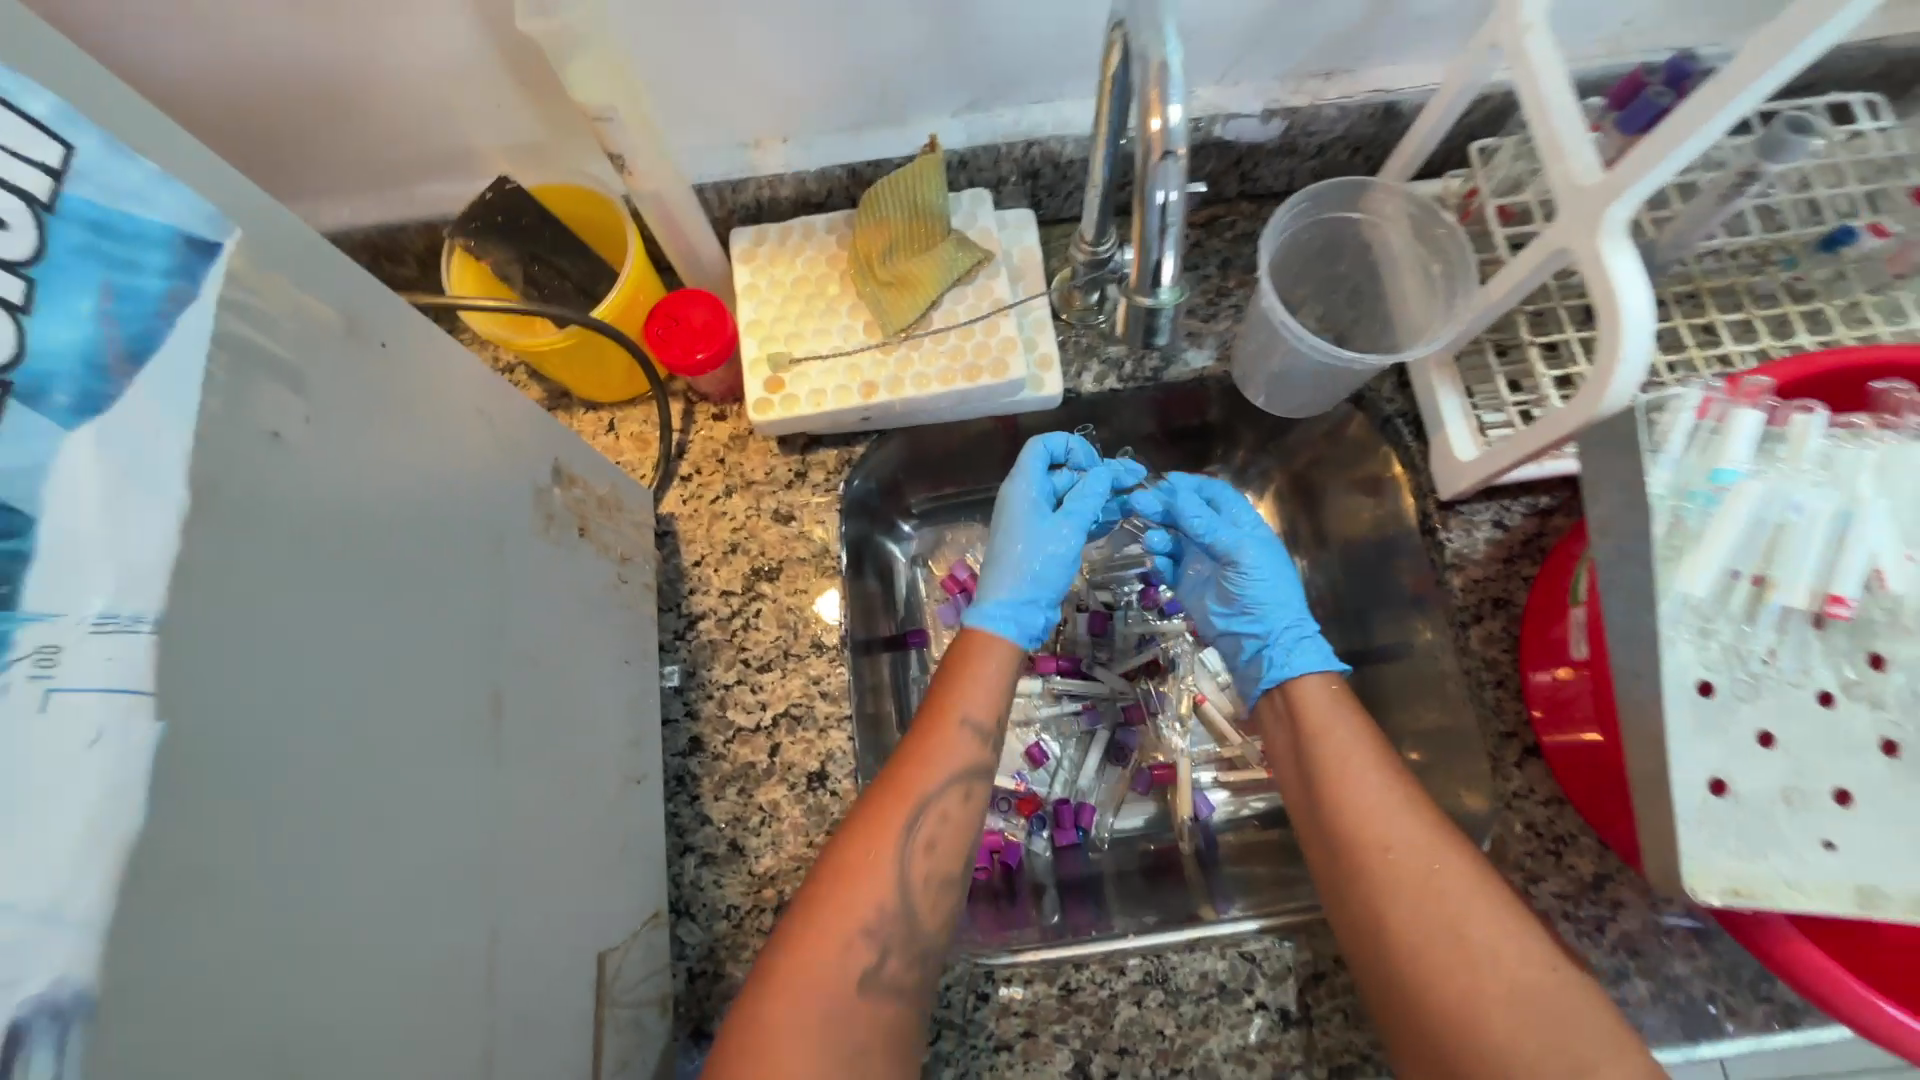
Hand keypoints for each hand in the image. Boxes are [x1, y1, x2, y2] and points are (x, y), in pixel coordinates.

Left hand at [964, 433, 1146, 650]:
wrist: (1013, 613)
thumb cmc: (1037, 565)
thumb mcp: (1068, 528)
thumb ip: (1089, 496)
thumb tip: (1104, 472)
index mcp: (1023, 486)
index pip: (1043, 446)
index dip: (1071, 446)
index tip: (1096, 464)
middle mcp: (1026, 498)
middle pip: (1062, 473)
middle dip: (1097, 476)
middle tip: (1135, 481)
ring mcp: (1033, 521)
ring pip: (1068, 498)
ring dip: (1098, 498)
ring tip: (1133, 500)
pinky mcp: (1042, 542)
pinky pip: (1066, 519)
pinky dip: (1088, 517)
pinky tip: (1116, 519)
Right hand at [1127, 472, 1347, 698]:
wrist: (1262, 645)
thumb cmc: (1261, 592)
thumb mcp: (1239, 553)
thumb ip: (1206, 525)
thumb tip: (1176, 495)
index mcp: (1241, 526)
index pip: (1213, 495)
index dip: (1189, 486)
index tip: (1162, 481)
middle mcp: (1219, 540)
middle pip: (1187, 513)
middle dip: (1164, 507)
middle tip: (1138, 502)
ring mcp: (1201, 563)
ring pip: (1173, 538)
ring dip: (1159, 533)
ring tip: (1151, 539)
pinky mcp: (1187, 585)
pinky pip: (1167, 565)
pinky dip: (1159, 560)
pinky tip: (1155, 560)